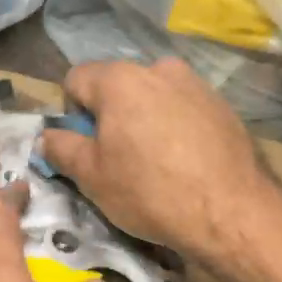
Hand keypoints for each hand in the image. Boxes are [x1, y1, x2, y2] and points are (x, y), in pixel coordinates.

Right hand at [41, 58, 274, 255]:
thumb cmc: (150, 191)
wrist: (232, 212)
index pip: (76, 79)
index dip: (71, 113)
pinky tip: (184, 163)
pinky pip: (184, 109)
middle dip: (110, 115)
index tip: (85, 146)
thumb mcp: (91, 177)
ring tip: (155, 163)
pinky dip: (176, 128)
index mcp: (120, 80)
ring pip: (153, 96)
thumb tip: (49, 136)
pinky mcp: (223, 106)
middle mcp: (158, 69)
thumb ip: (62, 148)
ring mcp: (196, 85)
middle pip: (117, 86)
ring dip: (145, 120)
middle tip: (118, 159)